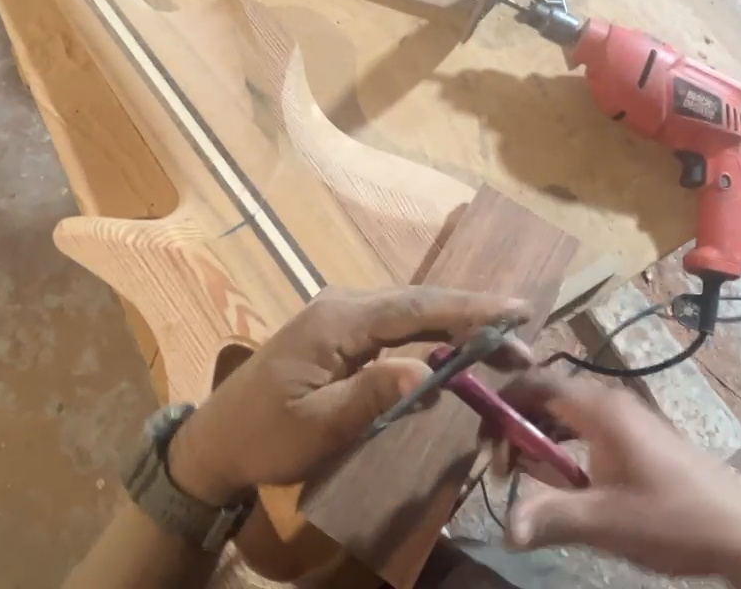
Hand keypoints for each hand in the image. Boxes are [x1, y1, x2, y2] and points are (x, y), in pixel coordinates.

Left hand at [166, 286, 531, 505]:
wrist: (217, 437)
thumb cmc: (265, 436)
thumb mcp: (317, 427)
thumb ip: (372, 396)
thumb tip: (429, 375)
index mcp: (338, 321)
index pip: (415, 307)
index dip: (468, 308)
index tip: (516, 310)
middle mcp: (343, 304)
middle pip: (418, 303)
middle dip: (472, 316)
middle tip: (523, 337)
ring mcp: (340, 315)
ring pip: (409, 310)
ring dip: (455, 324)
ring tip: (502, 342)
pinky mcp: (340, 330)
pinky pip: (394, 324)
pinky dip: (430, 332)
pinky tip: (454, 345)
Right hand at [499, 372, 740, 588]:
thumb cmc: (675, 520)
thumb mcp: (607, 522)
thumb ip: (551, 517)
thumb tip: (504, 529)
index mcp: (600, 408)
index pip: (537, 382)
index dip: (503, 402)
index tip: (483, 437)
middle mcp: (611, 403)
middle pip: (548, 397)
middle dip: (517, 426)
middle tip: (501, 468)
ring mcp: (628, 421)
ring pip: (567, 416)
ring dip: (540, 440)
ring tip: (524, 477)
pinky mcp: (639, 441)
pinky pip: (586, 431)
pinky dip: (564, 449)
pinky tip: (563, 483)